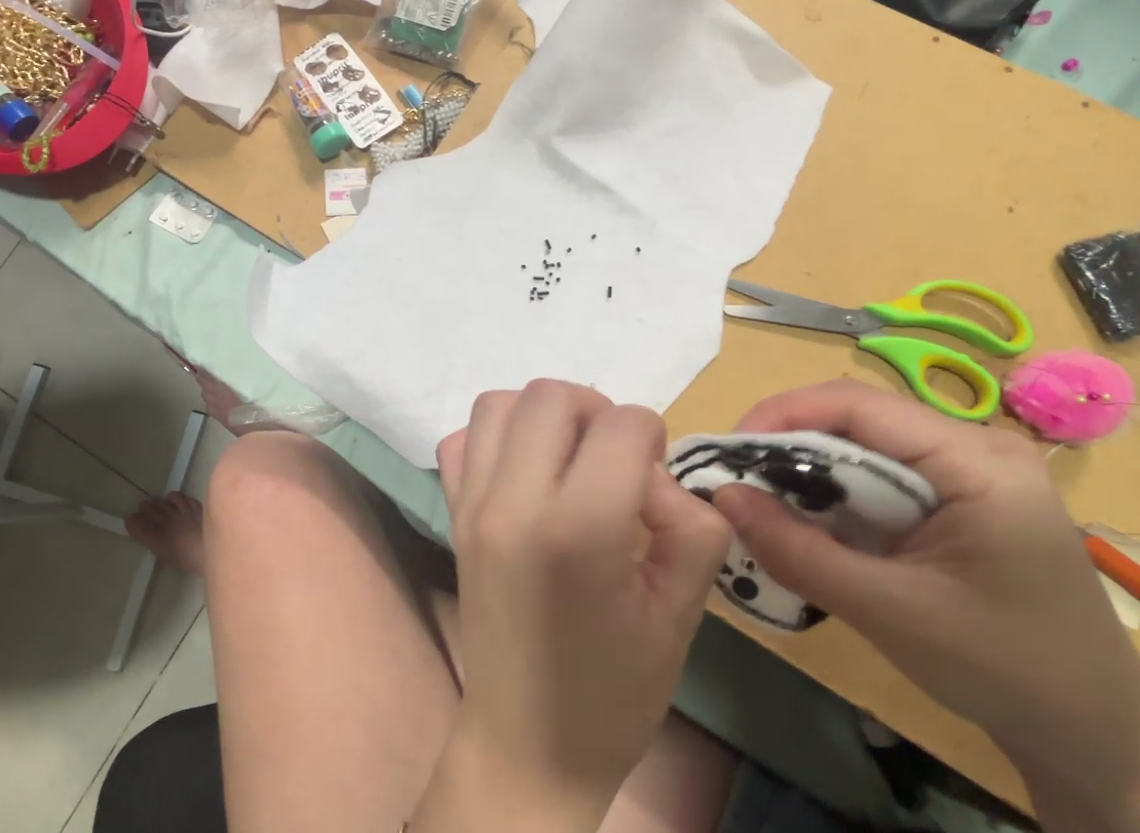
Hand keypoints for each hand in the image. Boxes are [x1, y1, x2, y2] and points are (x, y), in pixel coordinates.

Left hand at [426, 381, 731, 825]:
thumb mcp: (682, 611)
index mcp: (579, 527)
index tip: (657, 494)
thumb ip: (689, 524)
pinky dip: (496, 439)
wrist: (528, 743)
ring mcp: (472, 505)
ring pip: (499, 403)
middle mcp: (513, 501)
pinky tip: (524, 478)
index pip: (624, 422)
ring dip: (545, 418)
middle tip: (619, 469)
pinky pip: (462, 440)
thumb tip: (655, 473)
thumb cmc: (615, 690)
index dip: (656, 443)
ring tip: (571, 465)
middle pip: (553, 395)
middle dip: (600, 416)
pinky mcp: (451, 515)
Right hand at [708, 381, 1139, 832]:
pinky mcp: (956, 507)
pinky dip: (831, 504)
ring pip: (861, 455)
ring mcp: (968, 479)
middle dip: (785, 451)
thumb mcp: (890, 612)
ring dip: (804, 480)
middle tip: (730, 488)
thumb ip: (799, 552)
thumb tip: (720, 496)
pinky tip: (803, 532)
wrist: (1093, 736)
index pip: (857, 405)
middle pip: (856, 424)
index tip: (726, 455)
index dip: (782, 416)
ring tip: (754, 510)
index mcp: (977, 462)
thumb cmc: (1005, 668)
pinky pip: (876, 486)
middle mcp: (973, 452)